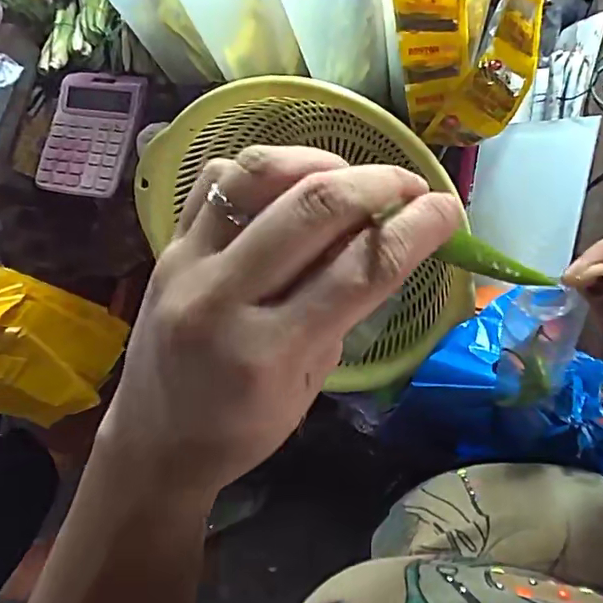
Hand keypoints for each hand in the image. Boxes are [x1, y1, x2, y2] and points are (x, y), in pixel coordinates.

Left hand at [104, 146, 462, 492]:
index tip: (448, 210)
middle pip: (313, 208)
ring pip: (258, 176)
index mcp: (268, 354)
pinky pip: (215, 179)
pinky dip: (263, 168)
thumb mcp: (309, 386)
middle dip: (378, 183)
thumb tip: (382, 241)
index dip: (416, 230)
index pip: (358, 271)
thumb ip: (343, 311)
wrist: (154, 440)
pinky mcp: (167, 247)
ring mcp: (186, 264)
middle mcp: (222, 298)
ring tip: (350, 177)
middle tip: (410, 186)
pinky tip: (290, 183)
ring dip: (319, 162)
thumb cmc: (241, 430)